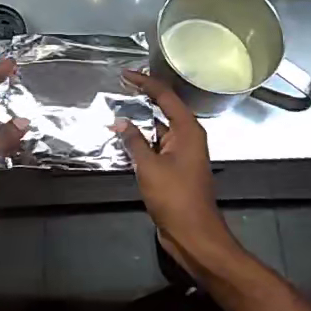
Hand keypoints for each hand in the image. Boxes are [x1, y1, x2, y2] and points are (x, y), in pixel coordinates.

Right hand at [112, 71, 239, 272]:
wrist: (194, 236)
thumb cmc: (175, 197)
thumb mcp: (149, 166)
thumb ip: (133, 140)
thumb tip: (120, 122)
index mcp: (188, 130)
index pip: (165, 95)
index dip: (145, 82)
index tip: (125, 74)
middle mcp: (188, 137)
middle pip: (164, 108)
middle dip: (142, 96)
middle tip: (119, 87)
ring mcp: (182, 153)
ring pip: (159, 127)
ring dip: (139, 120)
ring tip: (116, 109)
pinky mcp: (175, 168)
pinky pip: (156, 144)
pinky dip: (141, 138)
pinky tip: (124, 138)